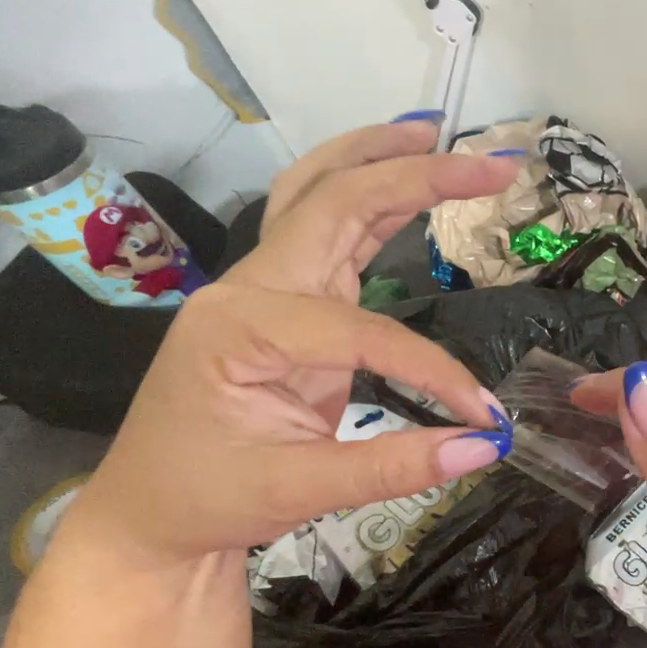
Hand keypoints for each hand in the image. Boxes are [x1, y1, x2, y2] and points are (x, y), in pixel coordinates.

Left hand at [61, 122, 521, 567]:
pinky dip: (372, 195)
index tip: (484, 415)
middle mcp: (250, 286)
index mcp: (242, 326)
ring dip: (383, 160)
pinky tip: (407, 178)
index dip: (435, 370)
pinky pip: (329, 227)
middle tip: (495, 166)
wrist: (151, 512)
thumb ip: (396, 464)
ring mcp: (265, 284)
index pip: (367, 332)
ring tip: (441, 134)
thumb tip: (488, 445)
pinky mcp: (288, 298)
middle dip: (417, 176)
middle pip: (335, 202)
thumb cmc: (210, 498)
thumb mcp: (299, 490)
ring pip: (321, 194)